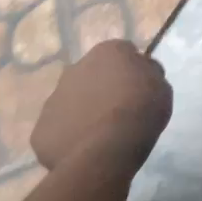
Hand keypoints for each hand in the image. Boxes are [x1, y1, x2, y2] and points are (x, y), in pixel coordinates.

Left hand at [31, 40, 173, 171]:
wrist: (106, 149)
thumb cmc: (142, 108)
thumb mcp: (161, 84)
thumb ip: (146, 73)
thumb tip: (137, 73)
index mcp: (106, 52)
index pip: (121, 51)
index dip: (131, 67)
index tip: (140, 83)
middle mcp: (74, 70)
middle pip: (90, 75)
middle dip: (101, 86)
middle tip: (119, 106)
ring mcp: (52, 101)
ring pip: (70, 102)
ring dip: (83, 110)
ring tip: (102, 130)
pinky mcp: (39, 131)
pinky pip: (58, 128)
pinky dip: (70, 134)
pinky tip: (86, 146)